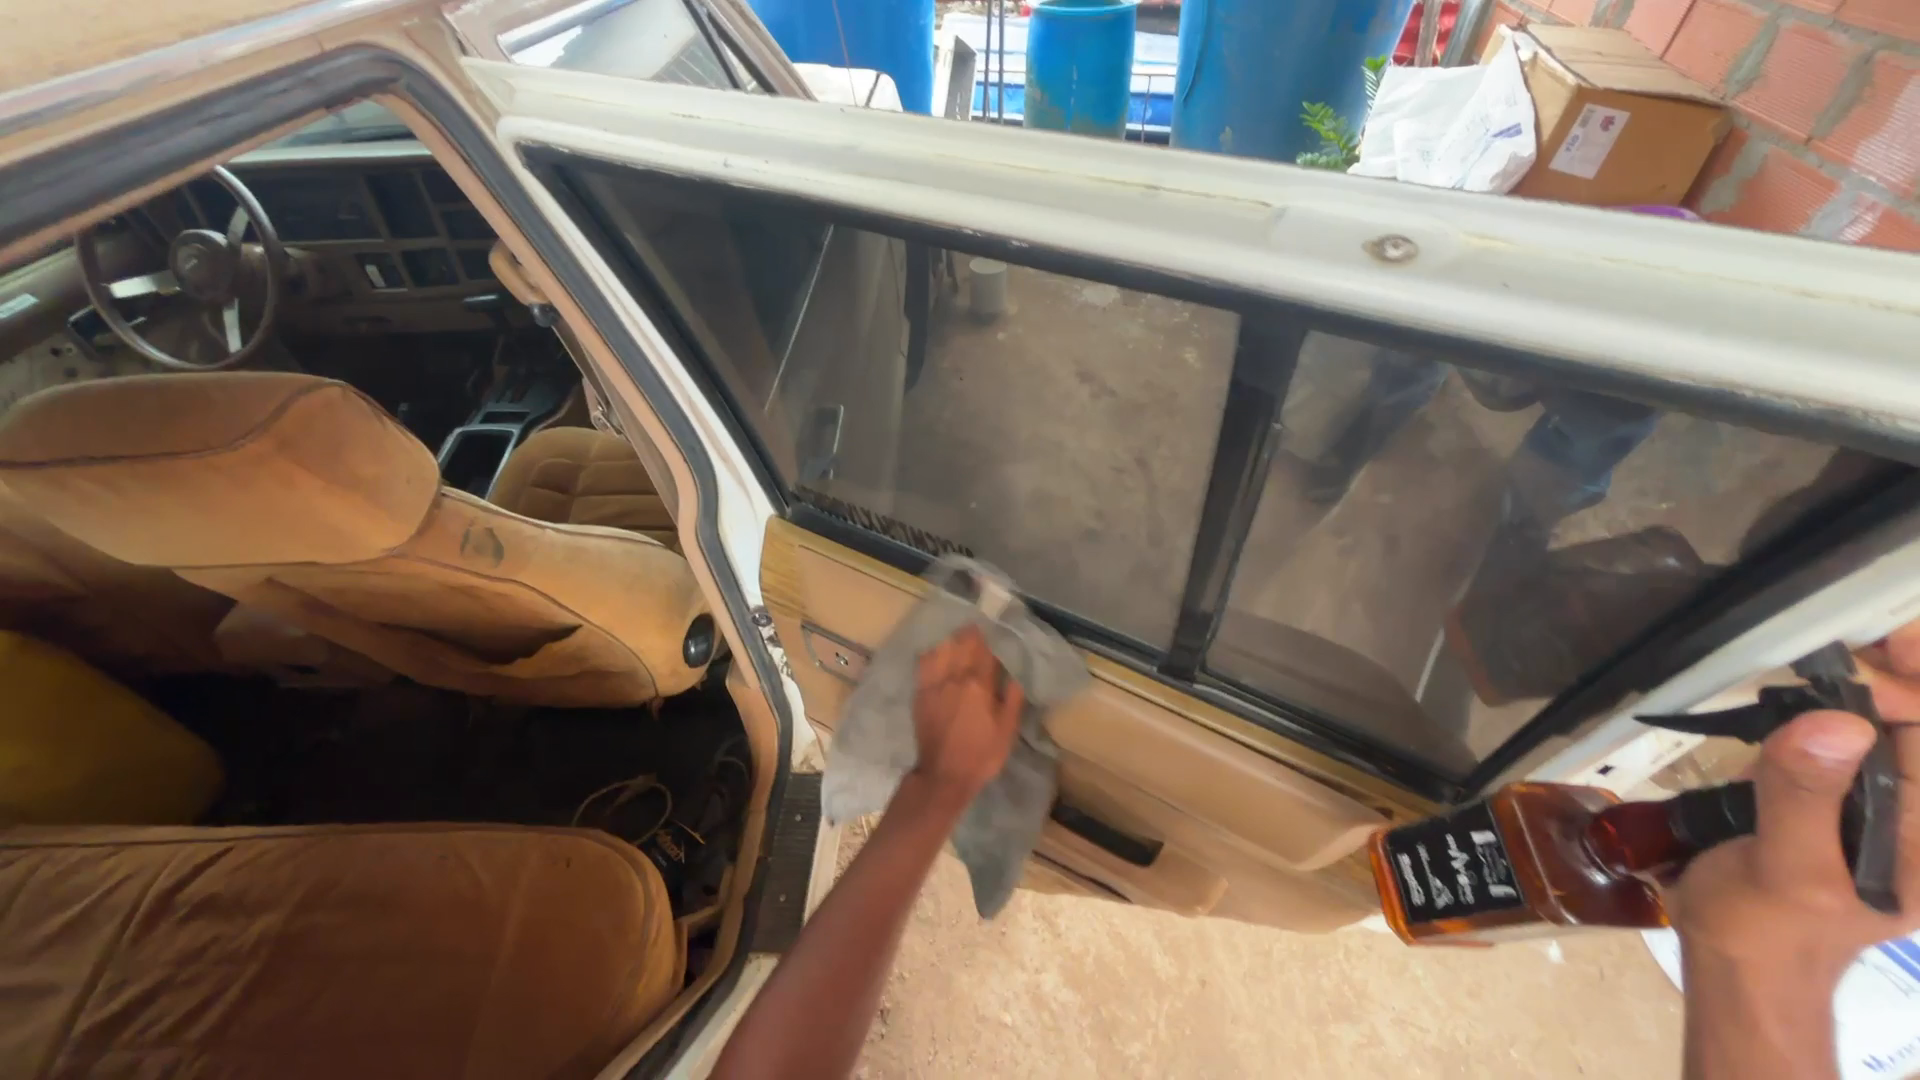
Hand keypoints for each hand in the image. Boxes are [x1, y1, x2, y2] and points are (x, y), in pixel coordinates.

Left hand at [909, 625, 1024, 800]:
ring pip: (942, 650)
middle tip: (976, 627)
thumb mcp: (1007, 729)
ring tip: (958, 637)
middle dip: (970, 634)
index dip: (989, 637)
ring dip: (951, 640)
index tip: (993, 627)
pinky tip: (936, 652)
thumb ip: (1013, 698)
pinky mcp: (920, 694)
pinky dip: (932, 654)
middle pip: (962, 645)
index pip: (984, 651)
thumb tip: (1016, 673)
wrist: (944, 775)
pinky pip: (924, 664)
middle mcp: (954, 677)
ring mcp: (934, 684)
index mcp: (978, 684)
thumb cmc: (982, 754)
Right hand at [1665, 627, 1918, 1077]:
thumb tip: (1833, 720)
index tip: (1873, 649)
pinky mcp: (1848, 805)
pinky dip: (1842, 713)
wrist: (1741, 959)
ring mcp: (1889, 812)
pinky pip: (1864, 747)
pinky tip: (1804, 701)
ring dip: (1875, 691)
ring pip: (1895, 736)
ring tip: (1827, 659)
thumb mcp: (1787, 867)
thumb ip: (1807, 797)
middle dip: (1905, 682)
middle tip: (1853, 643)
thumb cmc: (1766, 921)